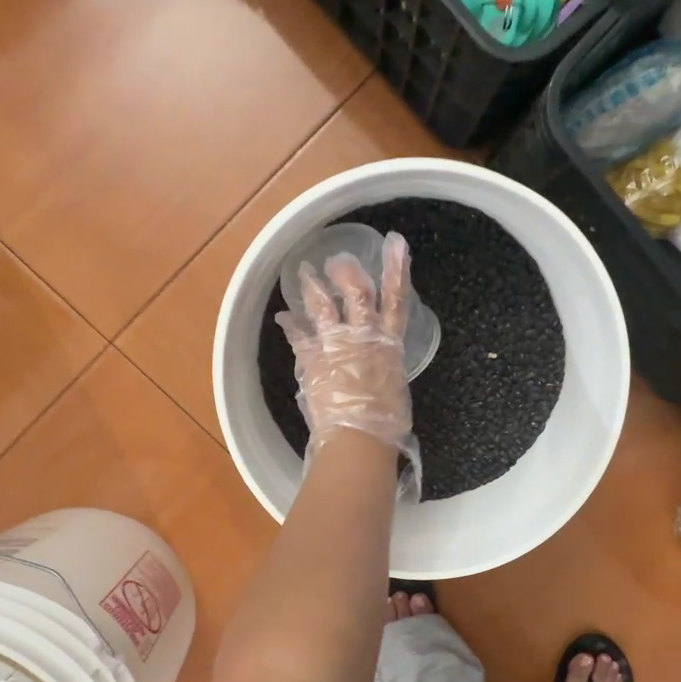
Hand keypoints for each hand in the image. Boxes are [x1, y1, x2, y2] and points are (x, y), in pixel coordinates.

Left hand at [276, 232, 421, 498]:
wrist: (358, 437)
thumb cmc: (386, 424)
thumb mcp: (396, 391)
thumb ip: (386, 373)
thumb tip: (380, 373)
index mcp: (390, 345)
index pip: (397, 299)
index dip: (396, 269)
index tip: (395, 244)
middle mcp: (363, 337)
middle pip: (357, 294)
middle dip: (347, 273)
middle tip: (338, 259)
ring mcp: (335, 346)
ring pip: (323, 307)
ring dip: (312, 287)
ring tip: (304, 271)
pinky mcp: (312, 360)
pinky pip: (299, 337)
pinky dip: (291, 325)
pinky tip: (283, 315)